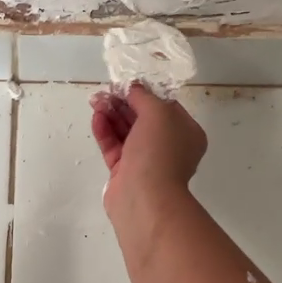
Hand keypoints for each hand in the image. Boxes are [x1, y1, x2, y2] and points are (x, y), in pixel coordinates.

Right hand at [90, 82, 208, 207]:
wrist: (144, 198)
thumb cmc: (158, 152)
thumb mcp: (158, 113)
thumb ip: (144, 96)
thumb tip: (132, 88)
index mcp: (185, 133)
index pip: (164, 107)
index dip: (144, 93)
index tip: (125, 84)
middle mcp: (168, 147)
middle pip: (142, 118)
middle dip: (123, 103)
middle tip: (104, 92)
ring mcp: (145, 161)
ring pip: (126, 132)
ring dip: (111, 115)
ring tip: (95, 102)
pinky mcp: (124, 172)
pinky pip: (114, 147)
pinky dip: (105, 132)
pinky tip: (96, 118)